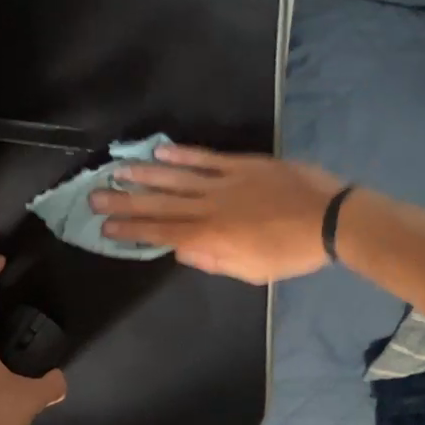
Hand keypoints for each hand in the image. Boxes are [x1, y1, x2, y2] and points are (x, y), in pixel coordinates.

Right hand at [91, 146, 346, 282]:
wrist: (331, 219)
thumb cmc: (292, 253)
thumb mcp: (252, 272)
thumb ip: (213, 261)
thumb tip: (180, 251)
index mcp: (210, 237)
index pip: (160, 232)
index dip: (130, 229)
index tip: (104, 226)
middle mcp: (208, 208)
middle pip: (158, 203)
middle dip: (123, 201)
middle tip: (94, 196)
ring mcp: (223, 182)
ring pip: (175, 178)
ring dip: (143, 174)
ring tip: (116, 170)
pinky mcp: (241, 164)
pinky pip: (205, 158)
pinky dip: (181, 154)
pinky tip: (159, 151)